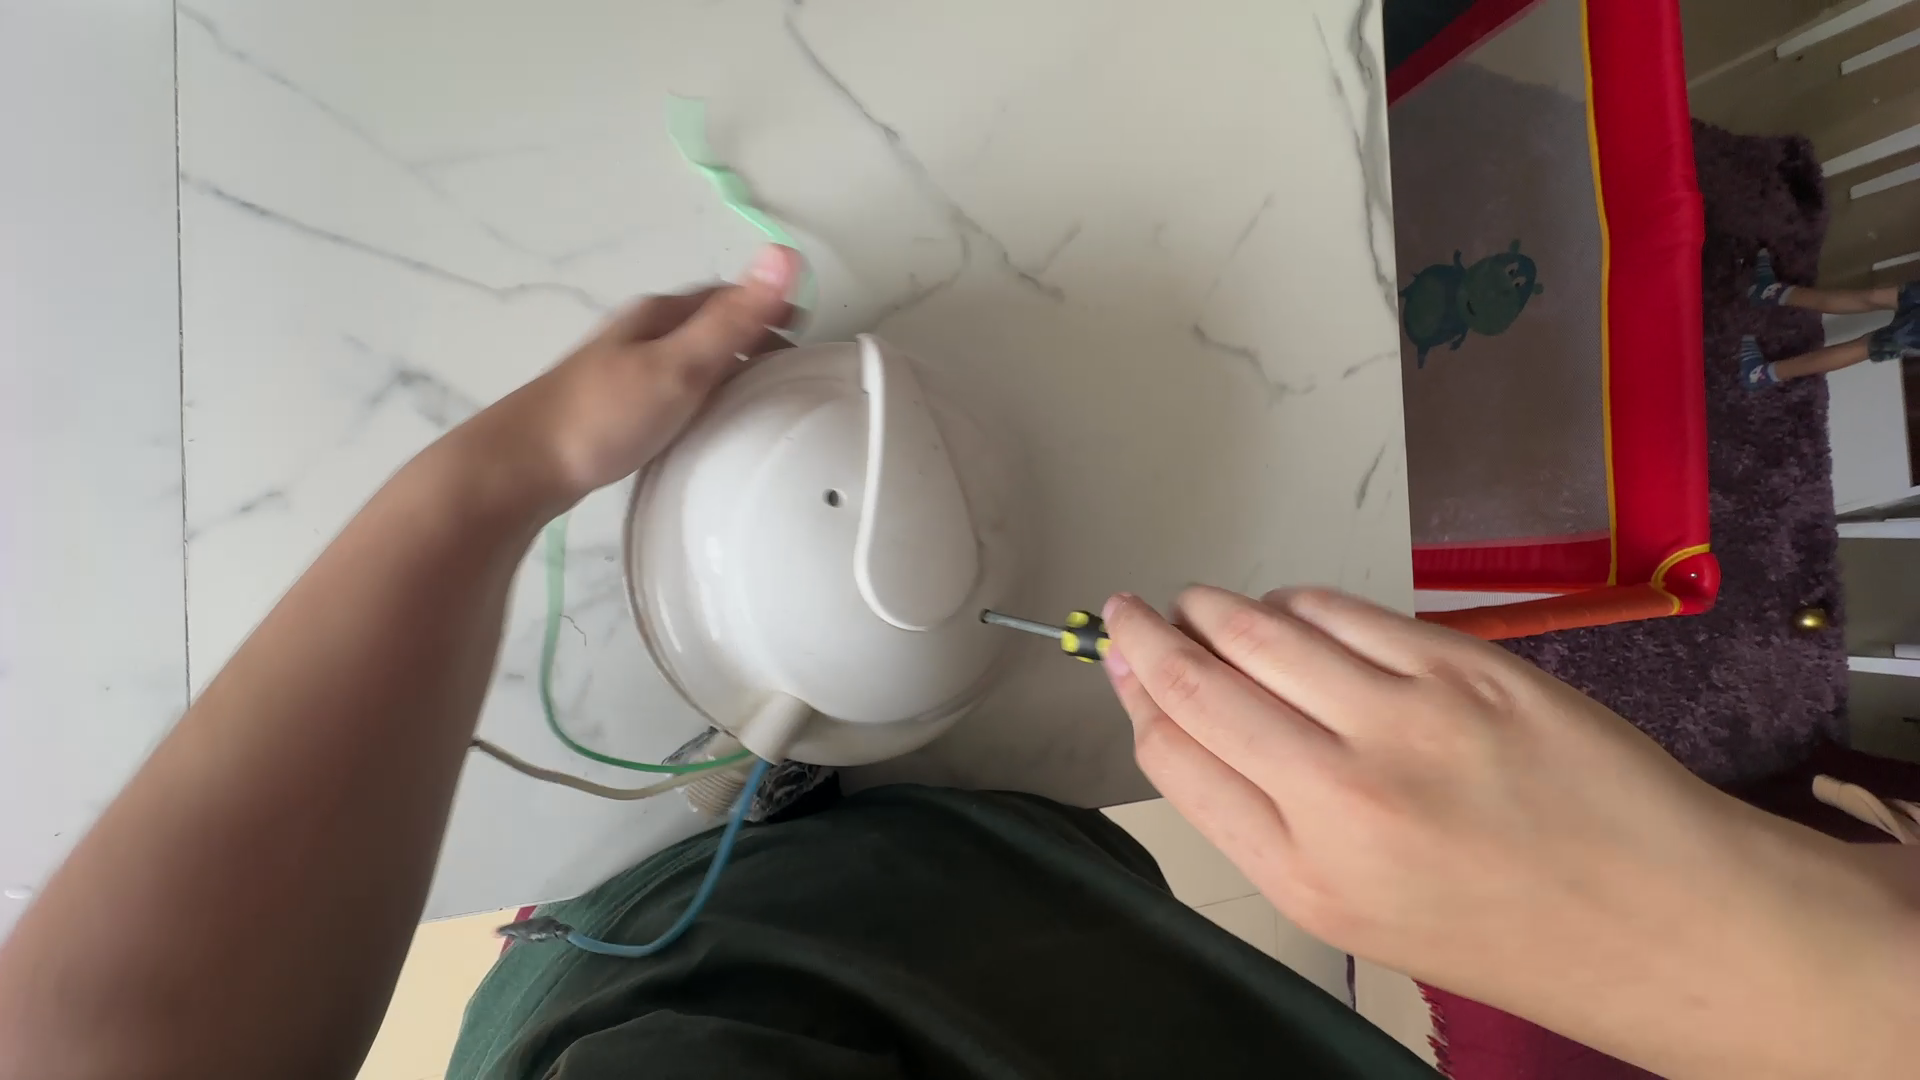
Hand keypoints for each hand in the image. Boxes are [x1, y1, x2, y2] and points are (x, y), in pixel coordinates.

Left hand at [485, 245, 801, 501]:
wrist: (526, 465)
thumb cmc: (607, 415)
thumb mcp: (680, 366)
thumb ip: (734, 319)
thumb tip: (785, 253)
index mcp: (659, 315)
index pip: (726, 297)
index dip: (767, 308)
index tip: (805, 330)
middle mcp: (642, 332)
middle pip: (707, 323)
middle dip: (751, 335)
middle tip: (789, 366)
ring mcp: (626, 367)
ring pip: (690, 354)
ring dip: (726, 363)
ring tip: (757, 391)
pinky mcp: (618, 402)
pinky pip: (675, 383)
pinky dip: (704, 389)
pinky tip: (706, 415)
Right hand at [1100, 586, 1911, 1078]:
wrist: (1672, 921)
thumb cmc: (1486, 919)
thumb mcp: (1335, 899)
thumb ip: (1237, 800)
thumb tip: (1162, 702)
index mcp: (1304, 871)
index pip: (1171, 751)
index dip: (1132, 692)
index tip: (1116, 658)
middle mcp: (1345, 794)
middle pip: (1196, 681)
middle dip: (1142, 633)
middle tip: (1124, 611)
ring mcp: (1410, 718)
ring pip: (1256, 628)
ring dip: (1209, 608)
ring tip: (1198, 608)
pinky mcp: (1465, 663)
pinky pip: (1333, 608)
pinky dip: (1289, 603)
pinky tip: (1287, 616)